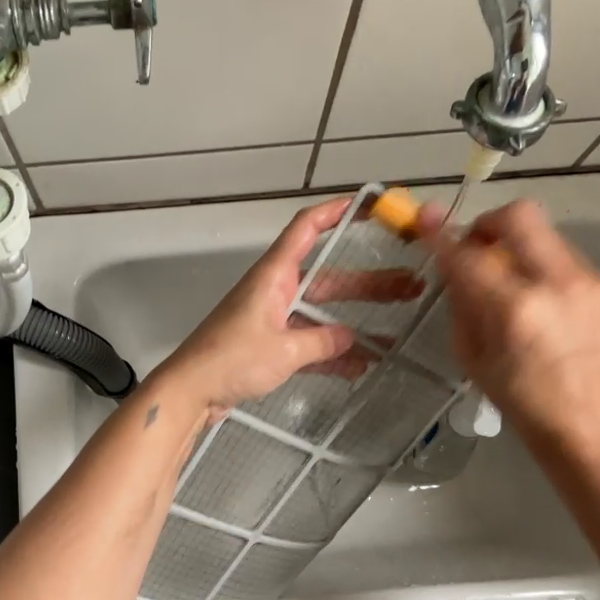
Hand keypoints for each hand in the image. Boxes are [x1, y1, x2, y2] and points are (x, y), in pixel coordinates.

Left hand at [157, 197, 422, 413]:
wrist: (190, 393)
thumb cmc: (228, 360)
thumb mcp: (283, 350)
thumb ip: (321, 343)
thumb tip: (348, 339)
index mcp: (273, 276)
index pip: (306, 228)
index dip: (336, 212)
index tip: (368, 206)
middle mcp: (274, 292)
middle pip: (328, 278)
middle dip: (368, 282)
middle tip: (409, 286)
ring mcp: (272, 320)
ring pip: (323, 313)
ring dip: (356, 321)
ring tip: (397, 329)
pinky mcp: (269, 348)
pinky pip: (309, 344)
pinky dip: (332, 353)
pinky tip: (360, 365)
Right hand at [429, 199, 599, 455]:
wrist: (589, 423)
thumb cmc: (519, 400)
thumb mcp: (472, 356)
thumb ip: (462, 304)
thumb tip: (454, 266)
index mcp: (515, 309)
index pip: (469, 255)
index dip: (442, 233)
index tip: (427, 216)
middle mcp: (556, 284)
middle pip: (520, 216)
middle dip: (489, 222)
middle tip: (477, 243)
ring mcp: (589, 281)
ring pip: (546, 234)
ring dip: (519, 247)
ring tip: (512, 280)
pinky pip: (566, 259)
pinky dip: (544, 269)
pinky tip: (543, 301)